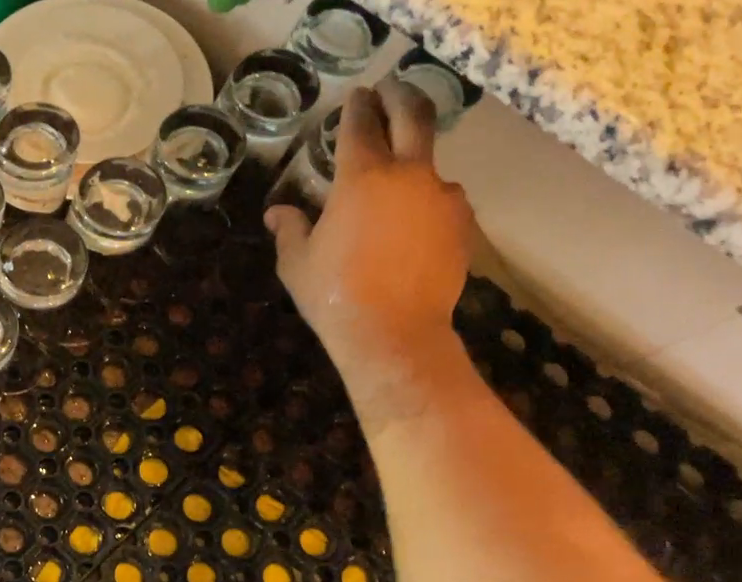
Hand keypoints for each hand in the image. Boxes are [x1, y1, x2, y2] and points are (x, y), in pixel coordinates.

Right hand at [264, 81, 475, 416]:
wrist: (392, 332)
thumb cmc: (333, 295)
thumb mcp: (296, 264)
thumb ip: (290, 230)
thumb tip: (278, 213)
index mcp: (362, 179)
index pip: (360, 127)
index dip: (356, 108)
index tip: (355, 96)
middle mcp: (409, 175)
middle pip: (414, 118)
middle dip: (401, 98)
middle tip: (392, 90)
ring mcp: (443, 197)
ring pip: (429, 167)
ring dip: (413, 166)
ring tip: (396, 183)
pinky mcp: (463, 223)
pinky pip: (442, 203)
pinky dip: (426, 204)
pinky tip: (411, 227)